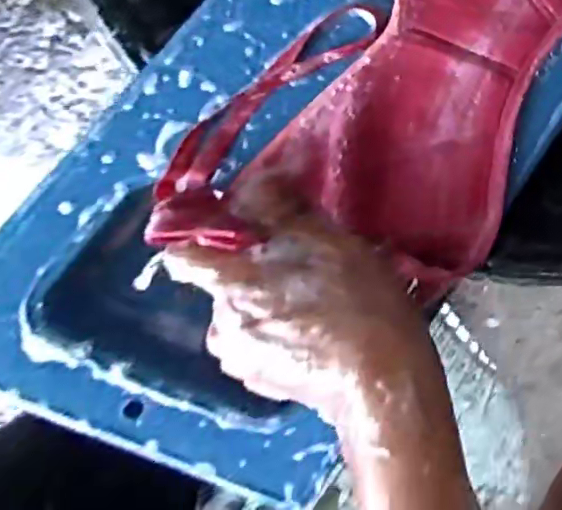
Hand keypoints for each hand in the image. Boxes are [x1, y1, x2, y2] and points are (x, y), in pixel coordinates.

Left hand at [163, 213, 436, 432]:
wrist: (379, 376)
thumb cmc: (357, 299)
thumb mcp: (328, 239)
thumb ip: (282, 208)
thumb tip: (254, 181)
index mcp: (232, 285)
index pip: (182, 253)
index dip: (204, 232)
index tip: (239, 221)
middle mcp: (221, 323)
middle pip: (224, 279)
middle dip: (259, 265)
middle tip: (307, 259)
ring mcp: (237, 358)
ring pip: (244, 308)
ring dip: (271, 296)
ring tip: (318, 295)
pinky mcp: (257, 381)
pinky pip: (258, 338)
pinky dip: (280, 326)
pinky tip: (318, 325)